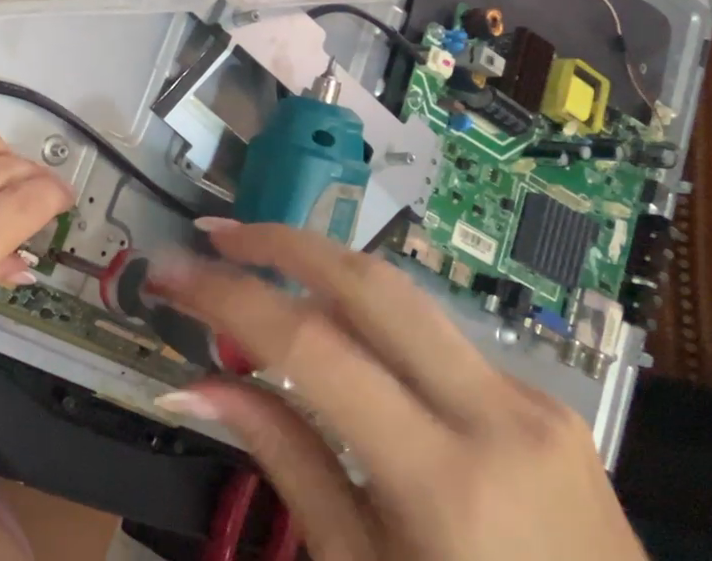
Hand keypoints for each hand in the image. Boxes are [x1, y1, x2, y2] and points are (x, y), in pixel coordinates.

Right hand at [150, 220, 647, 560]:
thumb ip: (284, 458)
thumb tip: (193, 386)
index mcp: (442, 476)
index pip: (309, 346)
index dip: (225, 297)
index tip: (167, 275)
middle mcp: (497, 417)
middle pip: (372, 286)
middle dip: (281, 243)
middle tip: (212, 236)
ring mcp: (531, 404)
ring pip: (406, 299)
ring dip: (319, 268)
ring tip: (251, 263)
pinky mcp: (544, 405)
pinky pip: (435, 338)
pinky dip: (364, 319)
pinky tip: (325, 333)